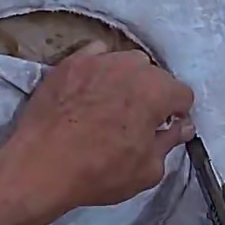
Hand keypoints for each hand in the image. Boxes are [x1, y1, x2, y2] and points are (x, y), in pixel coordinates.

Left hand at [0, 42, 194, 222]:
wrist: (41, 166)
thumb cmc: (101, 171)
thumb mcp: (148, 169)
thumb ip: (170, 142)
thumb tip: (182, 127)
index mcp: (158, 91)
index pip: (183, 95)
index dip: (178, 115)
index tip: (165, 129)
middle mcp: (132, 67)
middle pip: (157, 76)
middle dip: (155, 95)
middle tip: (139, 120)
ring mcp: (99, 60)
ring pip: (128, 61)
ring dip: (130, 79)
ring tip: (114, 102)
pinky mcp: (71, 63)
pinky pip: (97, 53)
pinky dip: (101, 66)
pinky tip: (93, 86)